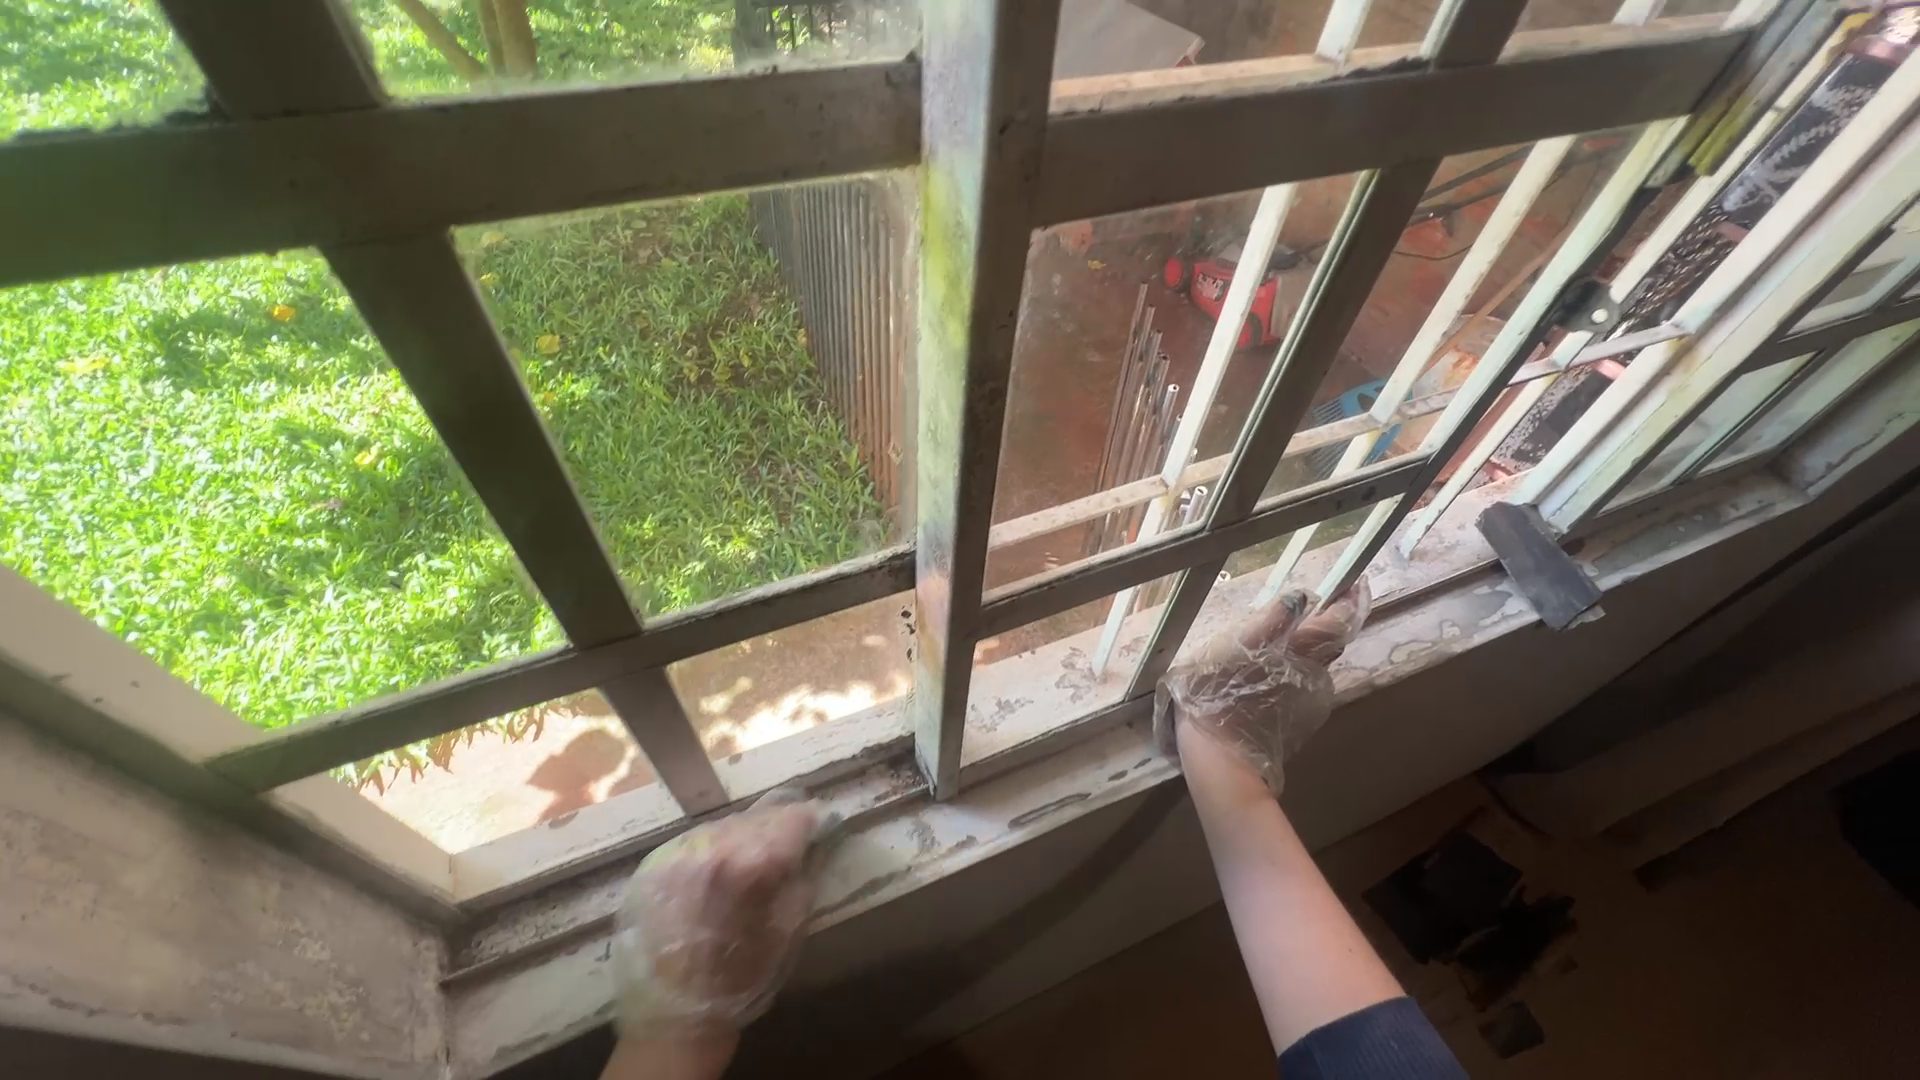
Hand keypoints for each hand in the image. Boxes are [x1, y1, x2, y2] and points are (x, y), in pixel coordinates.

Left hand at [613, 788, 827, 1036]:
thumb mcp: (792, 923)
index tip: (818, 828)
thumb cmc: (745, 974)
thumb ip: (807, 872)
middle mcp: (716, 846)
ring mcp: (682, 851)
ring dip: (746, 836)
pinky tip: (720, 873)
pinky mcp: (657, 861)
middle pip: (760, 817)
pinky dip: (716, 848)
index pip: (793, 818)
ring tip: (751, 862)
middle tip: (787, 847)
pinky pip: (699, 839)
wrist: (676, 1014)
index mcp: (754, 862)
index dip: (810, 822)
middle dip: (778, 829)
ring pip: (728, 824)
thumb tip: (820, 839)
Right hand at [1155, 578, 1370, 795]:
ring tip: (1291, 636)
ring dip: (1312, 646)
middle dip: (1336, 620)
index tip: (1356, 582)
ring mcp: (1309, 699)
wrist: (1221, 757)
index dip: (1350, 601)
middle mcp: (1313, 674)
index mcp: (1299, 652)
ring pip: (1318, 664)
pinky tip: (1272, 674)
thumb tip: (1300, 598)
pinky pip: (1305, 685)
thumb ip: (1268, 623)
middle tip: (1329, 600)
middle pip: (1333, 642)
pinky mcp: (1300, 719)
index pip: (1337, 621)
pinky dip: (1297, 670)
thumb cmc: (1218, 694)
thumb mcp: (1233, 649)